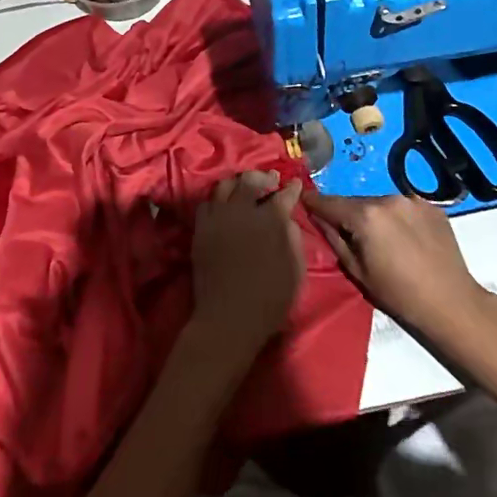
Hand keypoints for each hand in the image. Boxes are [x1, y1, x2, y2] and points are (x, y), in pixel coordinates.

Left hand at [191, 172, 305, 352]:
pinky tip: (224, 206)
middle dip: (264, 176)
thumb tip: (287, 219)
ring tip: (245, 189)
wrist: (228, 319)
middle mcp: (243, 211)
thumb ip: (293, 238)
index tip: (295, 184)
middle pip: (251, 179)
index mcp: (271, 220)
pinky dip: (218, 200)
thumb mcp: (296, 269)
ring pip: (225, 185)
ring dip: (238, 183)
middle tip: (270, 180)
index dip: (292, 188)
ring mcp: (219, 219)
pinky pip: (206, 203)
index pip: (284, 194)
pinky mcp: (201, 230)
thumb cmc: (270, 299)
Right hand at [303, 191, 495, 344]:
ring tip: (379, 238)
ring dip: (375, 215)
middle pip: (358, 202)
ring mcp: (414, 200)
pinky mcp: (432, 206)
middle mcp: (389, 198)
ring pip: (382, 203)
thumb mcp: (356, 270)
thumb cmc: (397, 292)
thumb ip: (334, 238)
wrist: (449, 300)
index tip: (302, 200)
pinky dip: (398, 217)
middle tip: (345, 231)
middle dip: (348, 213)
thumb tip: (318, 217)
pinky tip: (404, 238)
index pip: (331, 202)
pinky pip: (405, 207)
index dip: (314, 202)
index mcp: (366, 215)